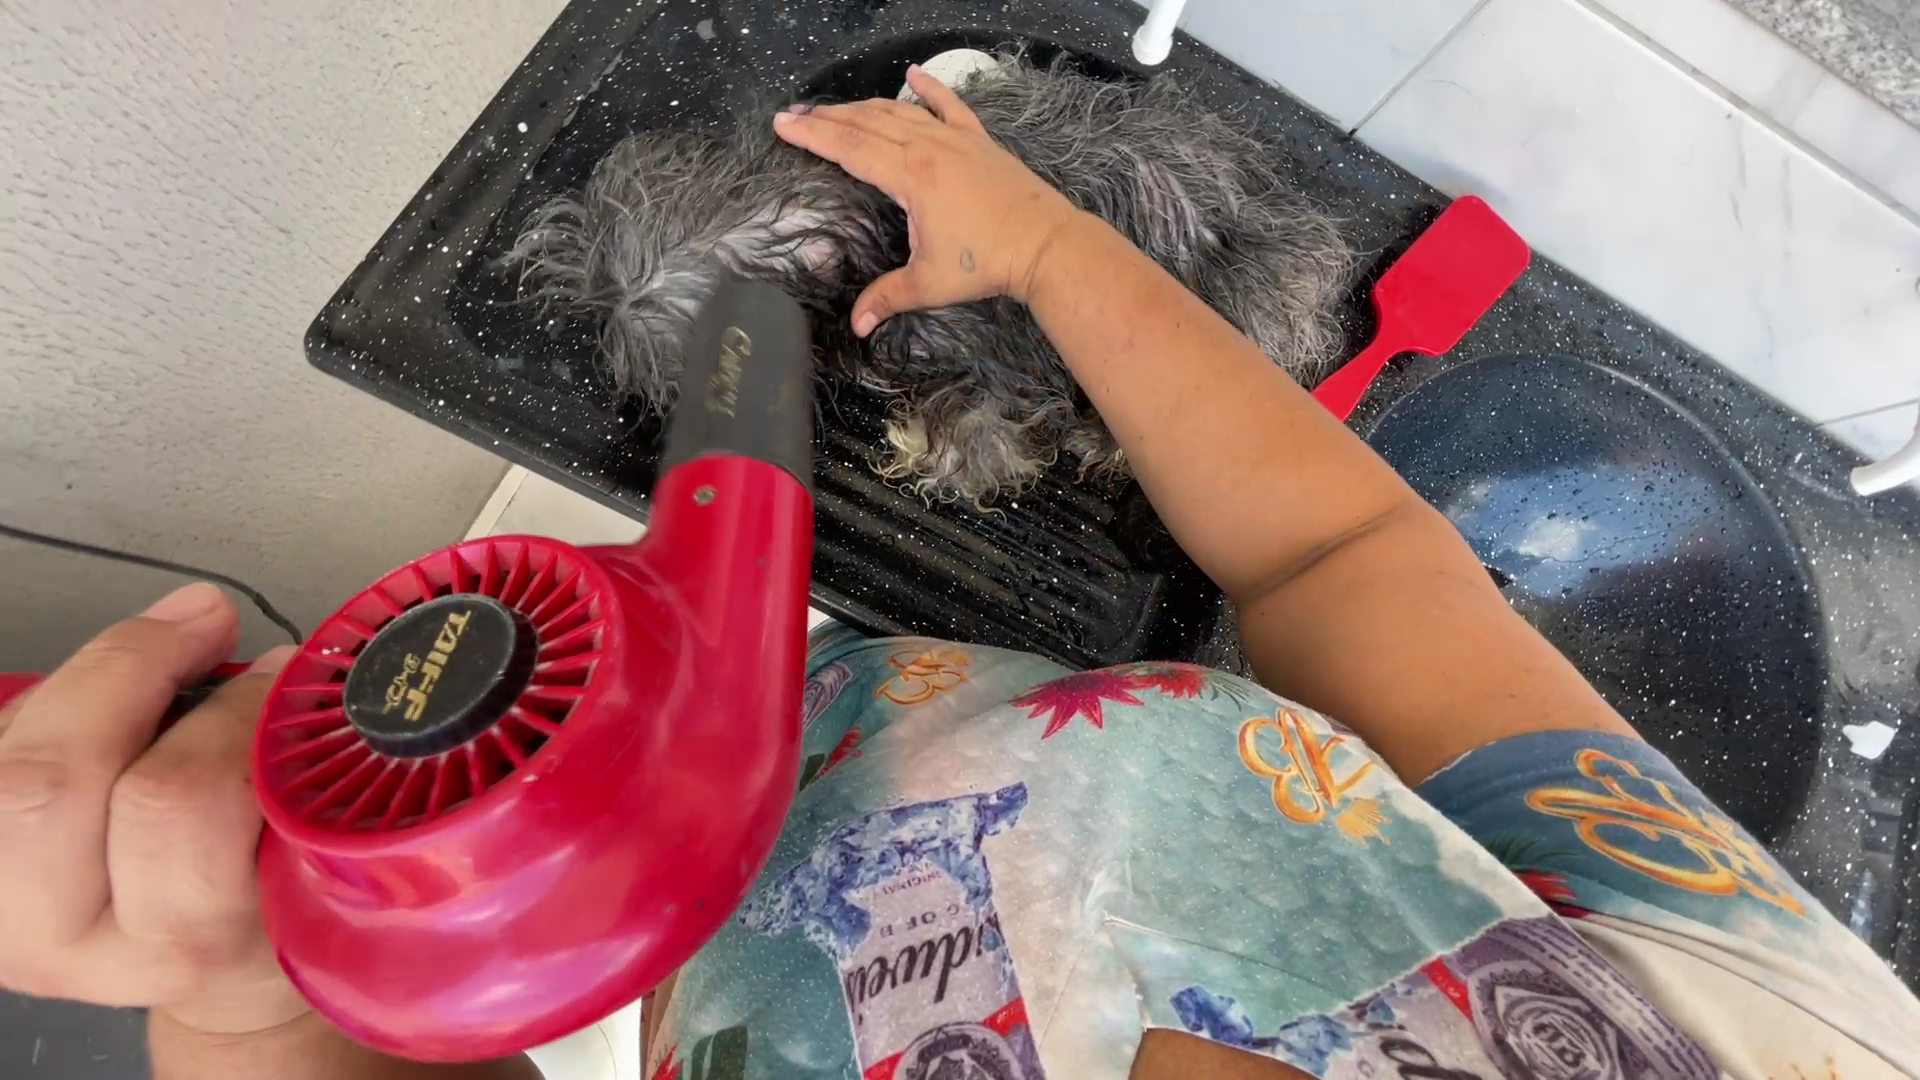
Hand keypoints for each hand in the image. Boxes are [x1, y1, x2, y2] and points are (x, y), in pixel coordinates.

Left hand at [0, 583, 302, 1035]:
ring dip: (89, 680)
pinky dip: (54, 704)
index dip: (232, 711)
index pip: (176, 802)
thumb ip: (310, 774)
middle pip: (48, 782)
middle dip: (134, 671)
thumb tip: (286, 667)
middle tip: (207, 621)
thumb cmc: (295, 901)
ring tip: (164, 638)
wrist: (226, 969)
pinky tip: (117, 685)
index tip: (288, 669)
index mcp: (187, 934)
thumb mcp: (329, 857)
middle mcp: (64, 942)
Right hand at [773, 64, 1084, 335]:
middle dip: (828, 117)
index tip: (783, 124)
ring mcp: (957, 138)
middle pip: (868, 121)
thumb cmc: (986, 264)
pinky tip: (914, 74)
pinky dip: (930, 89)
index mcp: (911, 175)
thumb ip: (888, 297)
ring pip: (901, 111)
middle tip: (796, 114)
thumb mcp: (929, 284)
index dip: (813, 135)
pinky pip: (949, 106)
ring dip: (865, 106)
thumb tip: (857, 325)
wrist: (1044, 244)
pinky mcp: (980, 141)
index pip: (850, 147)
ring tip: (837, 108)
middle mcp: (929, 146)